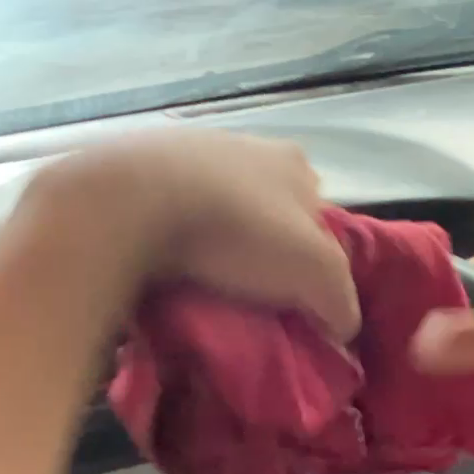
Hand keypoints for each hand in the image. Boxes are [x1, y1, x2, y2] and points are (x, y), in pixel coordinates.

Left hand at [29, 131, 360, 340]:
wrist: (130, 202)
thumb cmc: (238, 230)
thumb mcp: (315, 272)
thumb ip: (341, 301)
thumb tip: (343, 330)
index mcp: (293, 164)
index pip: (318, 219)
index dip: (312, 262)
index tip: (294, 298)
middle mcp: (244, 144)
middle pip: (267, 210)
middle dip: (261, 248)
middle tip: (248, 294)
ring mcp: (185, 148)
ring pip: (215, 206)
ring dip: (214, 240)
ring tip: (202, 284)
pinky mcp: (135, 165)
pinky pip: (166, 209)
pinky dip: (170, 234)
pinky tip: (163, 263)